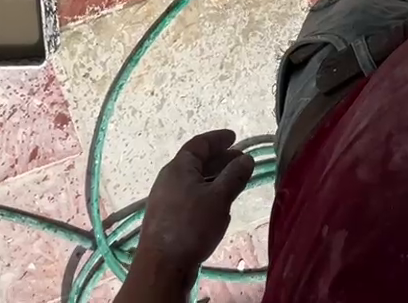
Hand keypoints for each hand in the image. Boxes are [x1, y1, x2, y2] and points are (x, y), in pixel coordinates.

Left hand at [132, 130, 255, 288]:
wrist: (161, 270)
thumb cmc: (191, 226)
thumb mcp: (219, 198)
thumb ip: (235, 176)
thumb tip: (247, 159)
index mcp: (178, 168)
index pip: (199, 144)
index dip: (217, 139)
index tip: (234, 137)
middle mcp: (168, 180)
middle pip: (196, 163)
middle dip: (220, 160)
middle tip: (240, 162)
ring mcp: (165, 201)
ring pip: (193, 182)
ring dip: (214, 180)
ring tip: (233, 185)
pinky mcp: (166, 220)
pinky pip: (189, 198)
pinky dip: (205, 195)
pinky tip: (218, 208)